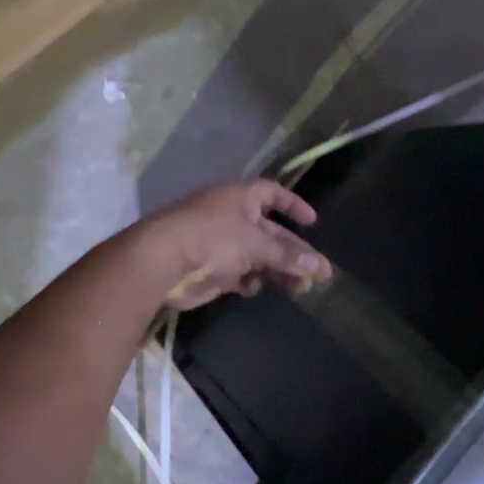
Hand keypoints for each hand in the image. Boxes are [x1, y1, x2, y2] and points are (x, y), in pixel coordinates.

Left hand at [140, 180, 330, 309]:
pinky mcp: (214, 270)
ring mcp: (222, 245)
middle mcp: (233, 218)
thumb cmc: (211, 238)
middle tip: (319, 275)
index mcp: (241, 198)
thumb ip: (287, 255)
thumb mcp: (255, 243)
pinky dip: (250, 281)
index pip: (273, 194)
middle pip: (272, 234)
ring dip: (279, 271)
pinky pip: (242, 275)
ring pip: (260, 258)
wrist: (163, 262)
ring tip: (299, 289)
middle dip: (294, 253)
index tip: (312, 222)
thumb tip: (320, 266)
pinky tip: (253, 288)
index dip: (293, 205)